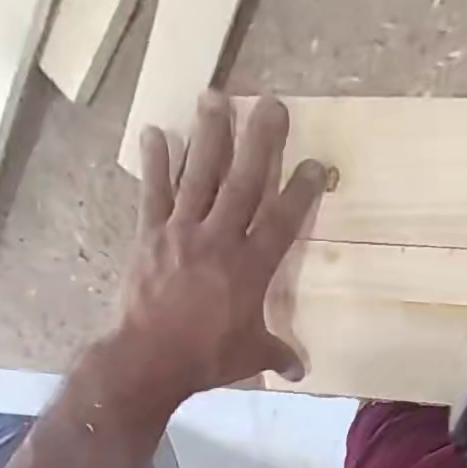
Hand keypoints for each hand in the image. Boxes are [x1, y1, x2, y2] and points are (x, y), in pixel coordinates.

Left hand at [114, 91, 326, 401]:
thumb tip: (299, 371)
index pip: (282, 221)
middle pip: (244, 184)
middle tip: (270, 105)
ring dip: (209, 136)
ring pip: (200, 177)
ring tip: (215, 96)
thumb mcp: (252, 356)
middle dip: (259, 143)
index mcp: (251, 268)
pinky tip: (158, 132)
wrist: (150, 358)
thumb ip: (278, 354)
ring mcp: (181, 232)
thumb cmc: (209, 356)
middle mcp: (219, 240)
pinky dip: (156, 163)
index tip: (317, 164)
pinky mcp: (150, 235)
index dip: (301, 192)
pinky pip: (154, 193)